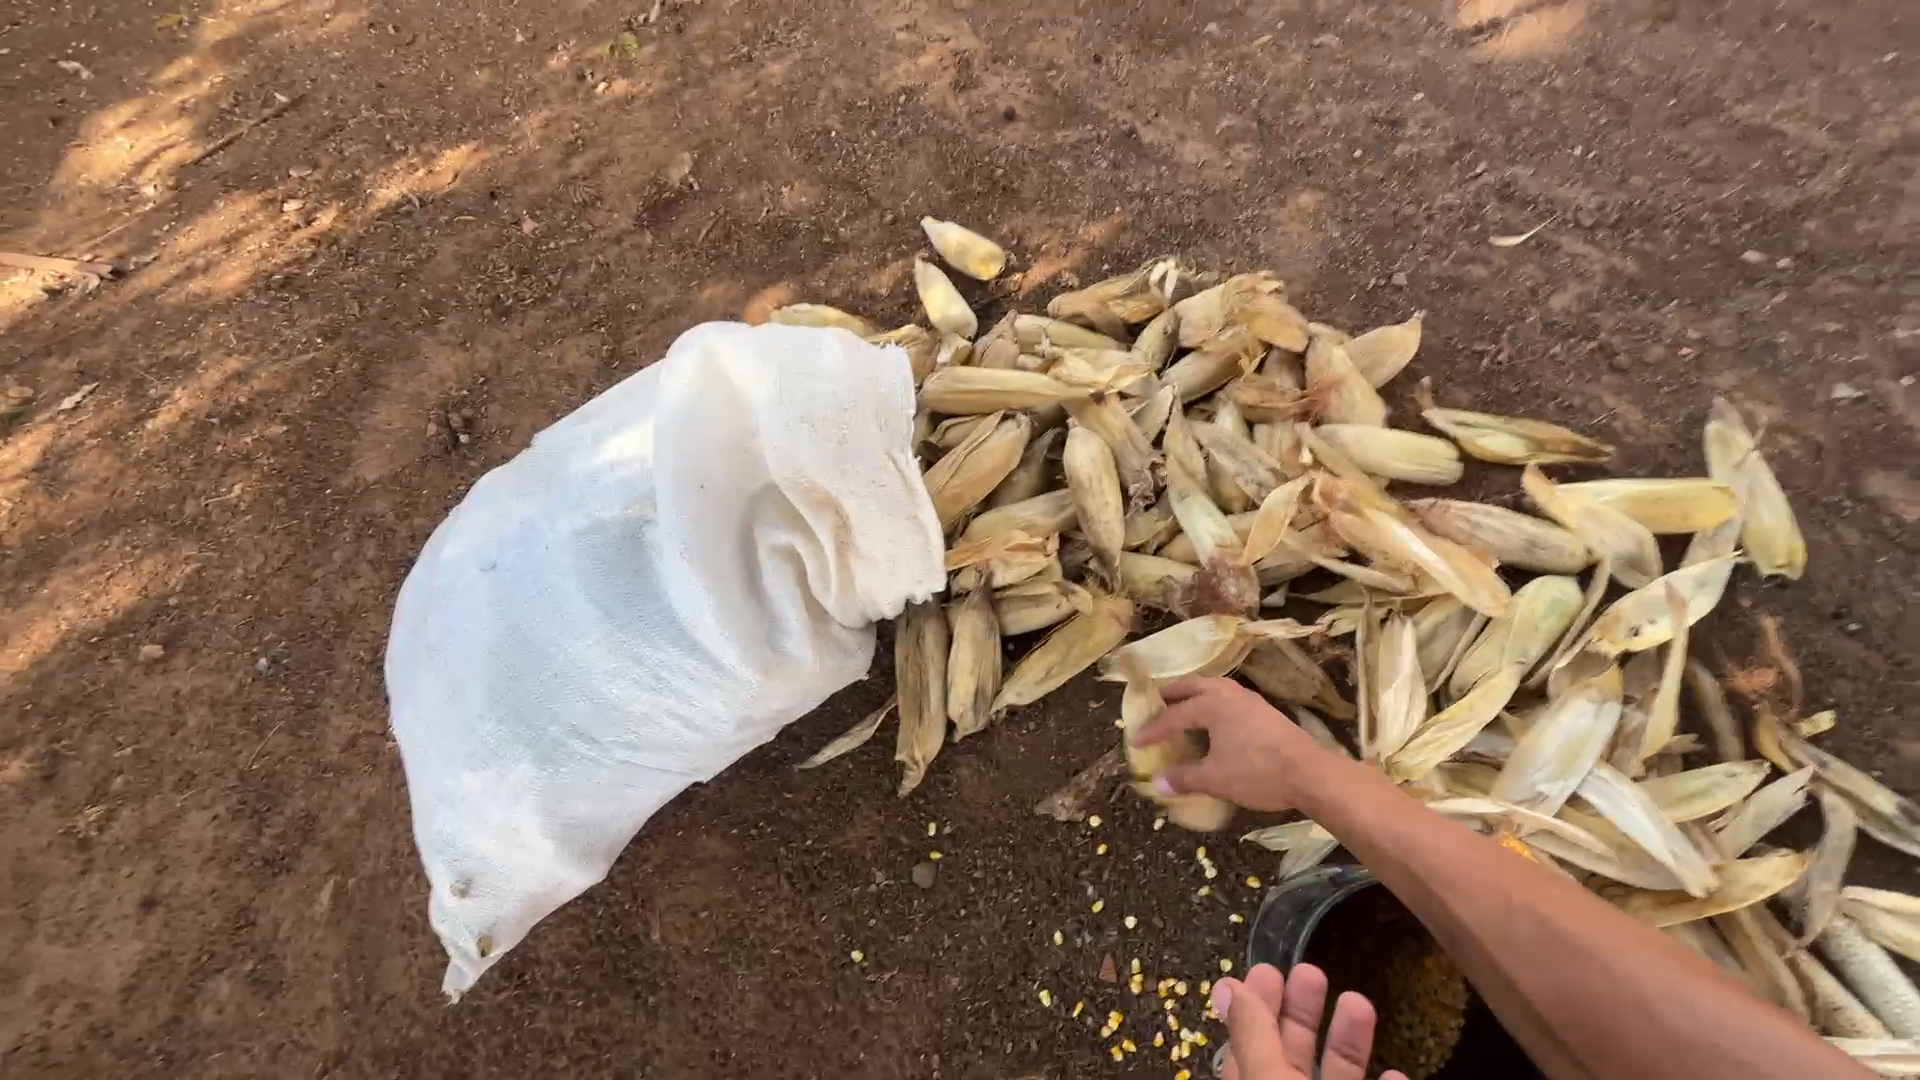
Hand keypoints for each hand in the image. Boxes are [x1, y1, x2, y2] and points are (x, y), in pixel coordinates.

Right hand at [1132, 677, 1341, 812]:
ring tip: (1187, 704)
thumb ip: (1184, 778)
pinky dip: (1215, 702)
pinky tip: (1219, 718)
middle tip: (1158, 700)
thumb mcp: (1215, 779)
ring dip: (1197, 693)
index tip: (1137, 740)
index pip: (1173, 716)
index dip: (1153, 729)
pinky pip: (1230, 697)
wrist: (1311, 773)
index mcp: (1210, 706)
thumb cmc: (1257, 772)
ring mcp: (1250, 700)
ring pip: (1215, 688)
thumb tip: (1157, 783)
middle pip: (1193, 686)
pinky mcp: (1266, 711)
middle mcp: (1228, 695)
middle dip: (1173, 694)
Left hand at [1213, 962, 1406, 1079]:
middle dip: (1301, 1014)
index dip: (1256, 1007)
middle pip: (1290, 1057)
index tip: (1269, 970)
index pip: (1246, 1045)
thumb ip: (1254, 1039)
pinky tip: (1398, 1073)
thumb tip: (1227, 986)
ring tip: (1360, 1001)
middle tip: (1312, 971)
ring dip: (1349, 1044)